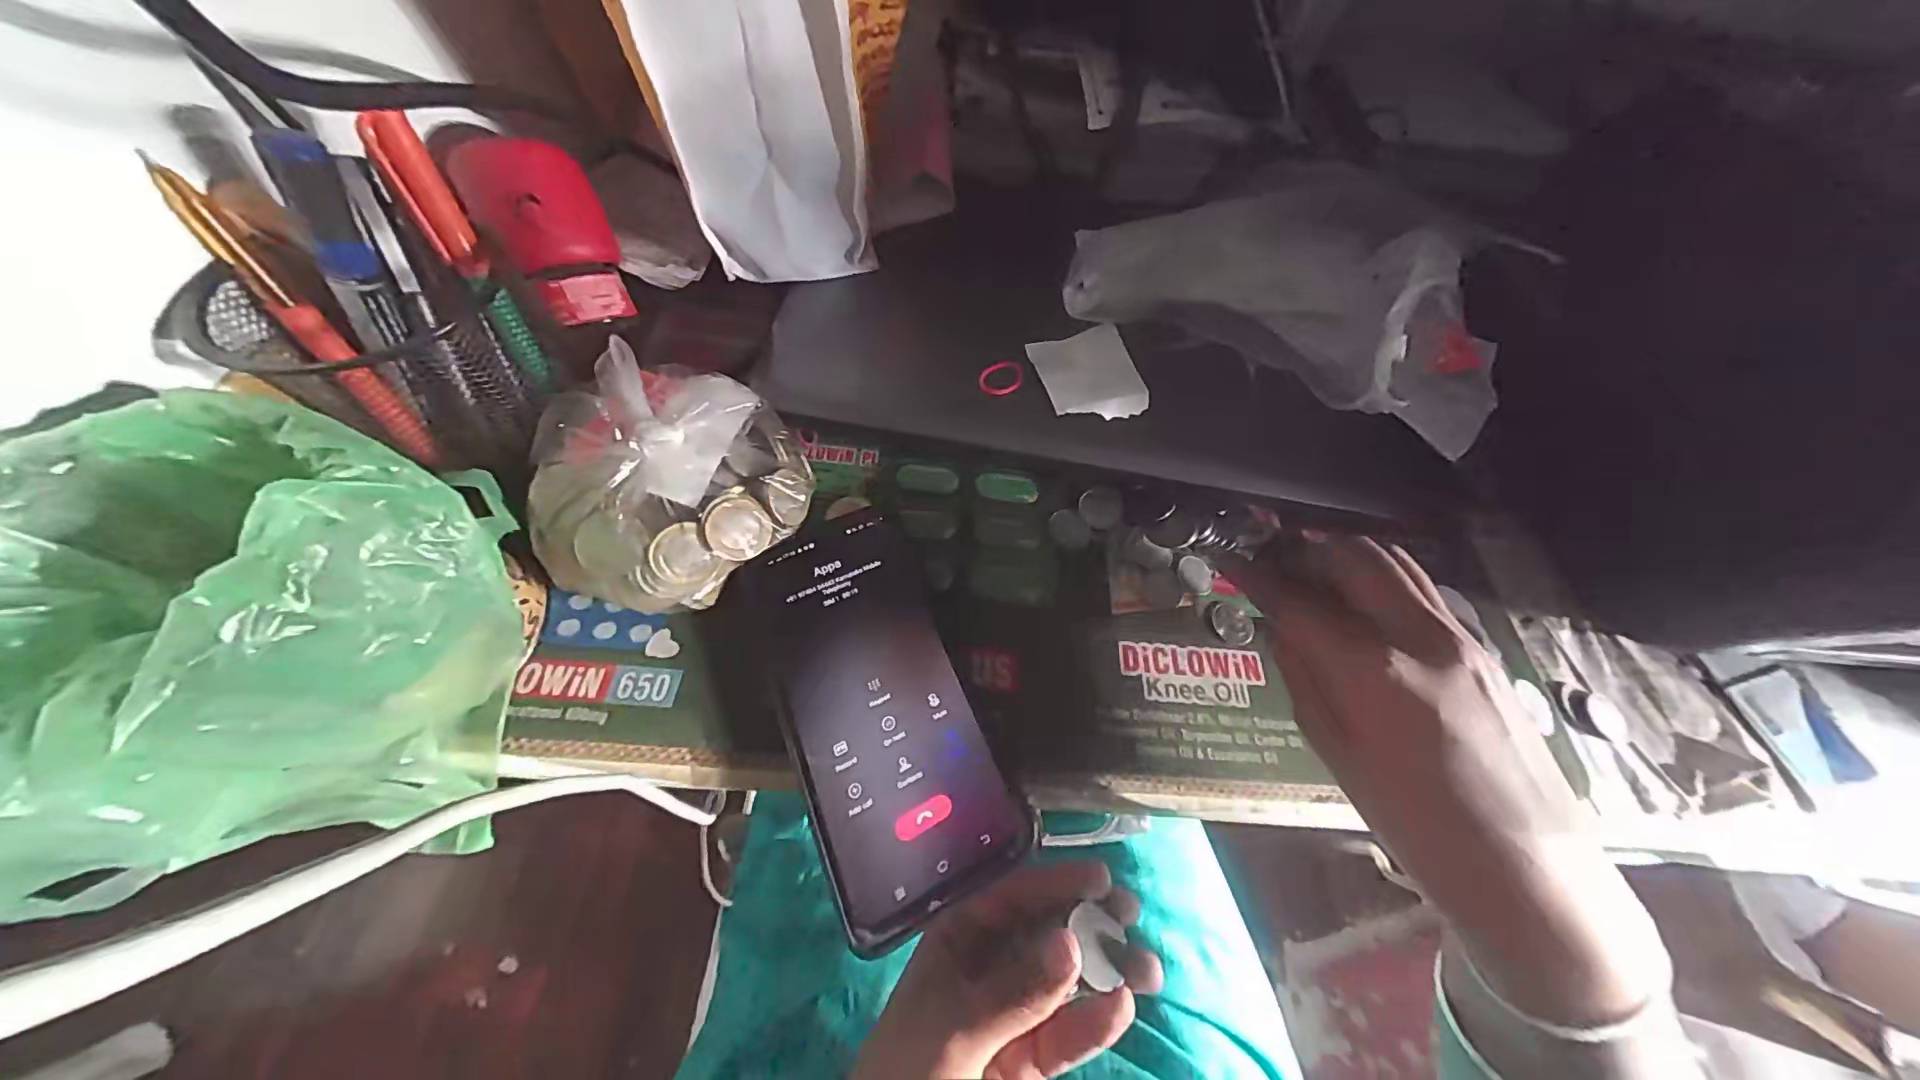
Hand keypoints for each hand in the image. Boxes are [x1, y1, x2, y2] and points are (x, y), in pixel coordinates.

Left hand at [853, 861, 1163, 1079]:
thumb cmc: (906, 1072)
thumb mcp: (953, 1028)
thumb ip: (1012, 992)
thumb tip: (1071, 942)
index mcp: (957, 942)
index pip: (1009, 899)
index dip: (1053, 883)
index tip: (1100, 878)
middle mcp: (988, 968)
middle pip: (1044, 933)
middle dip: (1088, 920)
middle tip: (1131, 913)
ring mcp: (1011, 1015)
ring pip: (1064, 983)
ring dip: (1106, 971)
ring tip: (1147, 968)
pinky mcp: (1028, 1061)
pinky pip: (1066, 1035)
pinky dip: (1094, 1022)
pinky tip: (1123, 1006)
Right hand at [1221, 534, 1669, 1027]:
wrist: (1521, 862)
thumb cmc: (1409, 819)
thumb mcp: (1332, 746)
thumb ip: (1303, 673)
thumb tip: (1280, 626)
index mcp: (1371, 668)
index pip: (1297, 600)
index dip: (1255, 576)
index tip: (1228, 562)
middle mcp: (1418, 635)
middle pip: (1353, 556)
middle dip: (1304, 552)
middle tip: (1274, 568)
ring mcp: (1459, 636)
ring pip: (1394, 562)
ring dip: (1344, 558)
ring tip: (1312, 578)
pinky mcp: (1480, 647)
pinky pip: (1420, 590)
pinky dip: (1378, 582)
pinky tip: (1360, 610)